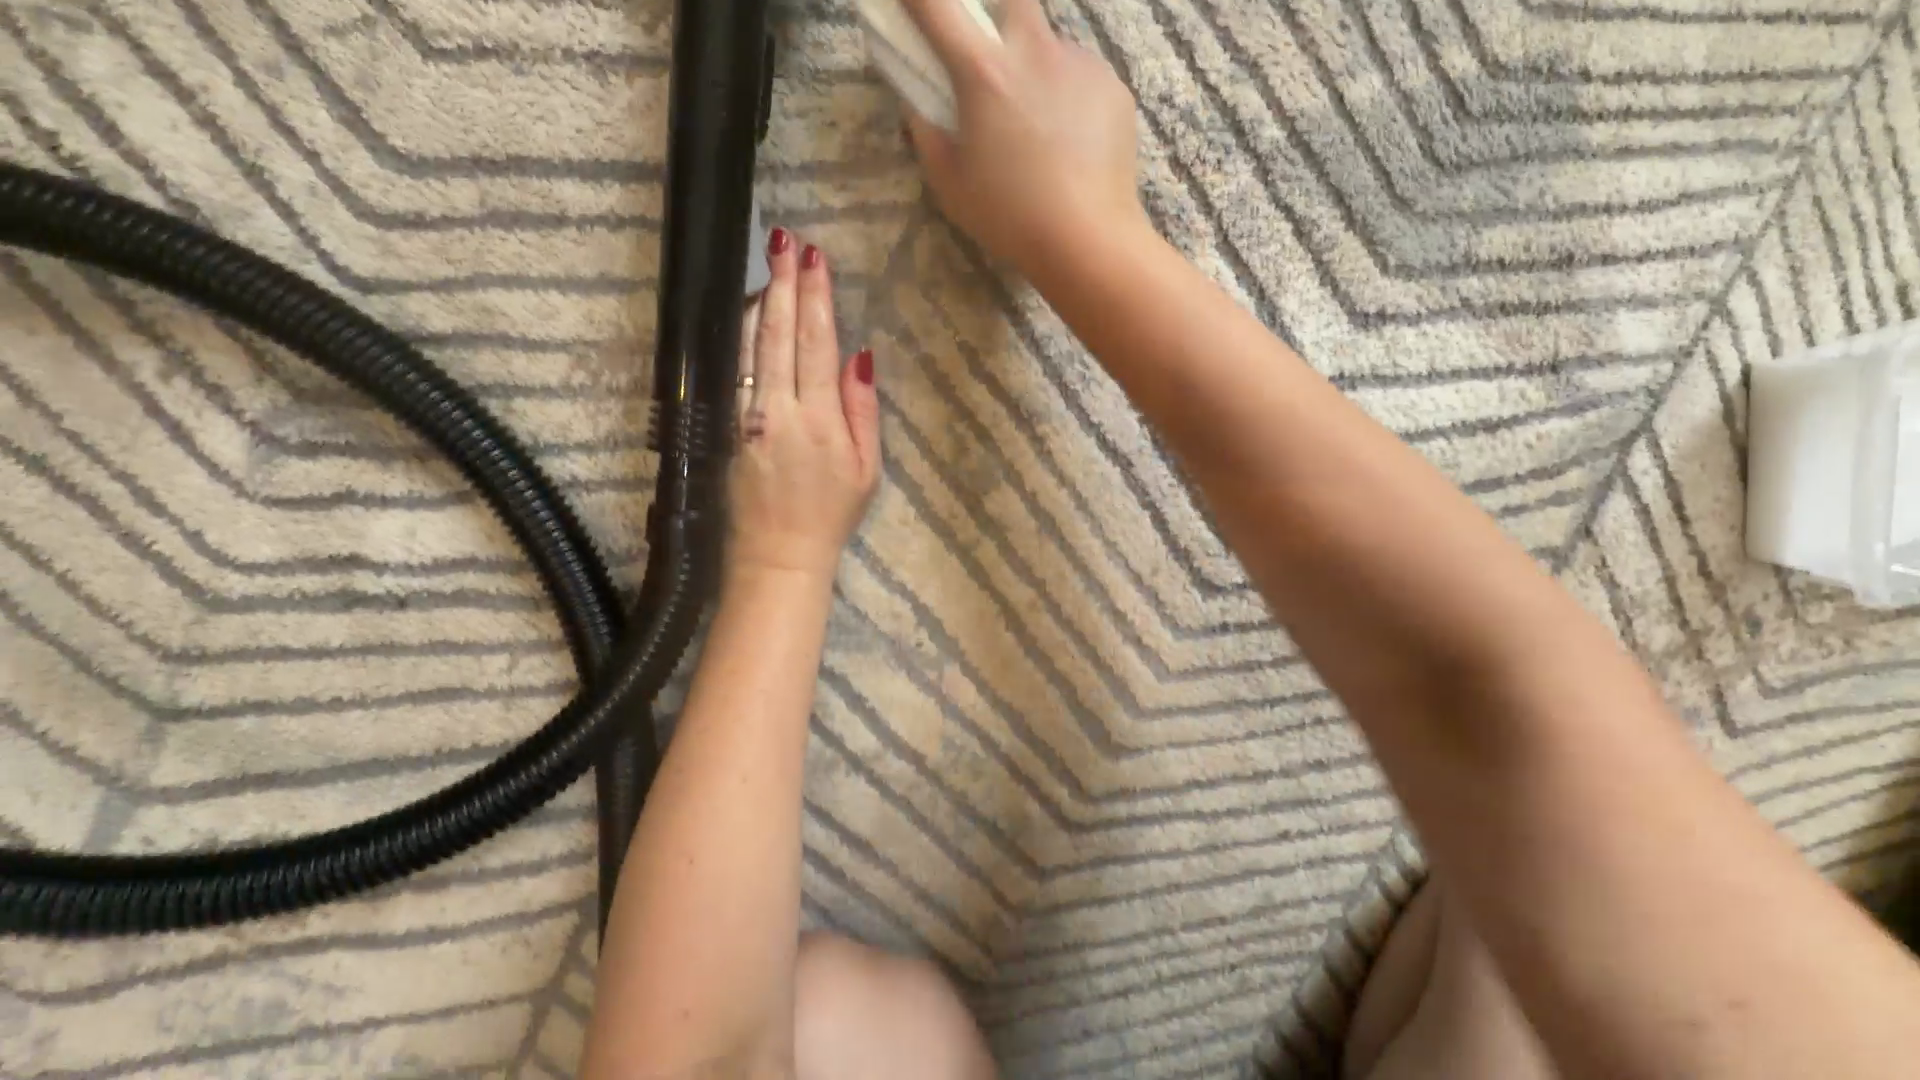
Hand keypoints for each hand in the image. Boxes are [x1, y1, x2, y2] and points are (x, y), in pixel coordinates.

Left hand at [726, 229, 881, 586]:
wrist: (779, 554)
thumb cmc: (831, 514)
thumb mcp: (867, 470)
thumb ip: (861, 410)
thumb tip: (859, 356)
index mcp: (820, 421)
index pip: (816, 344)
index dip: (816, 298)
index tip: (816, 259)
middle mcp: (779, 412)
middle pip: (780, 335)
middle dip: (784, 284)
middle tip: (786, 241)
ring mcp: (747, 418)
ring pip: (750, 347)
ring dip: (761, 301)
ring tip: (769, 264)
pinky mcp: (727, 427)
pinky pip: (734, 370)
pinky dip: (742, 335)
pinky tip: (750, 312)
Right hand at [900, 0, 1146, 276]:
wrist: (1090, 239)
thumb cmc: (1010, 217)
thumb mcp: (950, 185)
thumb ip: (927, 136)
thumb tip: (919, 109)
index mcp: (984, 72)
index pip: (937, 6)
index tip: (913, 5)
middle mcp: (1035, 51)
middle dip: (994, 13)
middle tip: (991, 62)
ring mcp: (1081, 64)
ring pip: (1050, 45)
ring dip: (1036, 68)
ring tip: (1038, 125)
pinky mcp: (1114, 87)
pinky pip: (1082, 77)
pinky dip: (1069, 98)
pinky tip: (1070, 144)